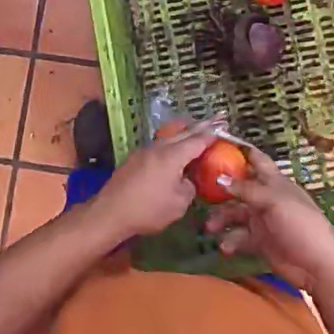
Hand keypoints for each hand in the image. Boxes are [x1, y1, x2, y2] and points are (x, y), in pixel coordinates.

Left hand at [92, 121, 218, 238]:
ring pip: (169, 138)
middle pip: (183, 133)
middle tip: (215, 120)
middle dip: (200, 127)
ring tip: (195, 132)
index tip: (223, 123)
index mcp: (172, 155)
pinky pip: (159, 146)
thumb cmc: (148, 209)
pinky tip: (173, 153)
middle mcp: (158, 147)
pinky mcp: (134, 159)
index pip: (197, 140)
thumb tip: (187, 179)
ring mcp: (144, 151)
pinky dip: (171, 145)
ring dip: (183, 134)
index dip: (212, 132)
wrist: (110, 212)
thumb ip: (189, 187)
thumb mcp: (179, 204)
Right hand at [203, 146, 333, 291]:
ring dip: (221, 219)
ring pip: (235, 214)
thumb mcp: (274, 201)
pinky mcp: (260, 242)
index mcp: (275, 182)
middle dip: (220, 189)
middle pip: (239, 188)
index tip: (217, 143)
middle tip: (200, 191)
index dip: (240, 150)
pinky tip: (225, 247)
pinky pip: (239, 237)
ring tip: (209, 228)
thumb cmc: (301, 224)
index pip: (256, 160)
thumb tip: (220, 179)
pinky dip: (230, 241)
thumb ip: (247, 189)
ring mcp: (263, 221)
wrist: (317, 265)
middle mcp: (266, 198)